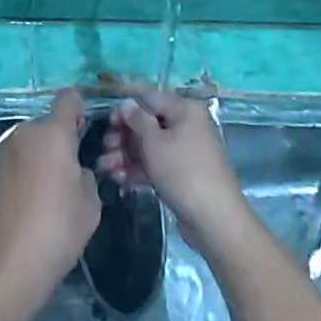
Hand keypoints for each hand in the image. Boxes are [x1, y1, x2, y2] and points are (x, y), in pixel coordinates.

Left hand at [0, 88, 101, 289]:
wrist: (8, 262)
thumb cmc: (58, 226)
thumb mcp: (91, 201)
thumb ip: (86, 173)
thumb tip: (74, 170)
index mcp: (52, 131)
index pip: (69, 98)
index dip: (80, 108)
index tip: (87, 130)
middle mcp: (25, 132)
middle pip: (49, 124)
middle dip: (62, 141)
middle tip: (74, 172)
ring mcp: (5, 151)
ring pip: (32, 143)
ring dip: (43, 157)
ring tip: (53, 192)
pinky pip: (18, 161)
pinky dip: (27, 172)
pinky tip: (33, 203)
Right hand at [96, 91, 246, 236]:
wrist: (215, 220)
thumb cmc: (183, 172)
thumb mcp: (154, 143)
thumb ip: (137, 120)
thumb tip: (126, 104)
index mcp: (185, 109)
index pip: (149, 100)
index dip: (126, 110)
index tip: (108, 125)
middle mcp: (187, 124)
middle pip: (148, 124)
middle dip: (123, 137)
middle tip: (105, 150)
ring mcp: (186, 150)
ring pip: (150, 146)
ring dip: (126, 155)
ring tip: (106, 169)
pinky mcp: (183, 172)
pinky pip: (157, 163)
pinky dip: (139, 169)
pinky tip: (120, 179)